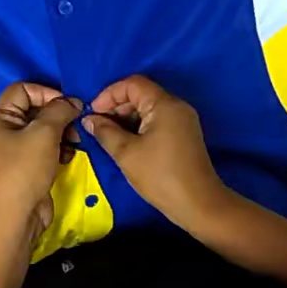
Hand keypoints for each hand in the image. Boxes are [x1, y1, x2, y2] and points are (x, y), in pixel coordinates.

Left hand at [0, 82, 81, 241]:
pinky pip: (48, 148)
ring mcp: (18, 150)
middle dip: (59, 114)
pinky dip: (60, 148)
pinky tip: (69, 156)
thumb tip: (74, 102)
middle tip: (77, 124)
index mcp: (1, 117)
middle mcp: (6, 130)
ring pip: (45, 129)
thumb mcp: (44, 133)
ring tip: (76, 142)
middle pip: (36, 109)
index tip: (67, 105)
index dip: (46, 92)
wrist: (16, 216)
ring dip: (63, 132)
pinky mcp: (30, 167)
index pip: (23, 89)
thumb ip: (60, 111)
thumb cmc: (24, 170)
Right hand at [81, 75, 232, 227]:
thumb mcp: (126, 153)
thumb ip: (105, 132)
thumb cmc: (160, 176)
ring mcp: (183, 120)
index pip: (132, 84)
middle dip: (117, 107)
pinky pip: (157, 121)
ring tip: (109, 137)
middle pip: (141, 94)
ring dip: (126, 118)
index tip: (93, 114)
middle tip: (98, 127)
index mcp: (164, 104)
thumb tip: (89, 120)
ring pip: (149, 109)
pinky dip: (139, 127)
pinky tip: (126, 143)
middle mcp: (176, 106)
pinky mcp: (183, 135)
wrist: (197, 203)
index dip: (109, 95)